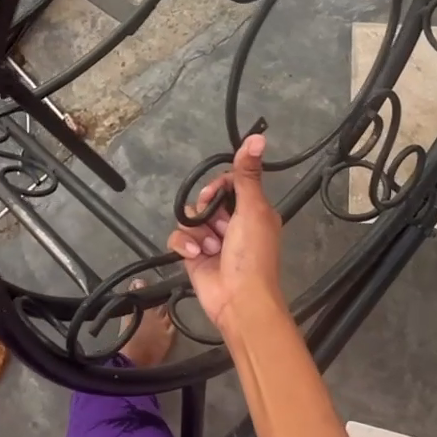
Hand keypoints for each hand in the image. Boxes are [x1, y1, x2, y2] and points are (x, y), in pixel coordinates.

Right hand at [167, 134, 285, 348]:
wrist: (239, 300)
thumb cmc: (252, 254)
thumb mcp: (253, 209)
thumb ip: (248, 174)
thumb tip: (257, 137)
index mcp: (252, 211)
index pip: (228, 184)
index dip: (219, 186)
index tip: (216, 194)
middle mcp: (232, 223)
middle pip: (206, 200)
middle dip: (206, 211)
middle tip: (215, 223)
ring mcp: (211, 241)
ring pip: (190, 219)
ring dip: (198, 232)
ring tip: (210, 248)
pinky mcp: (194, 257)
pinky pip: (179, 238)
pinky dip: (185, 245)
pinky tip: (196, 255)